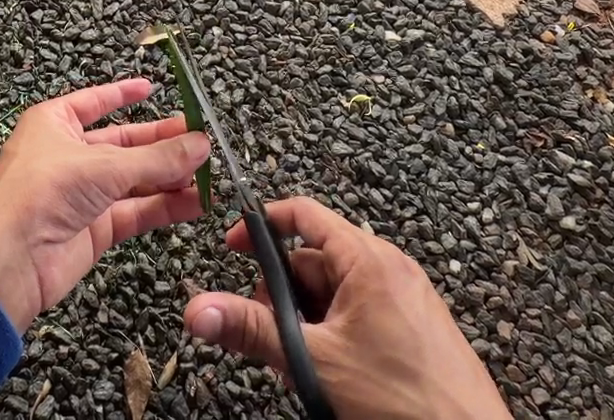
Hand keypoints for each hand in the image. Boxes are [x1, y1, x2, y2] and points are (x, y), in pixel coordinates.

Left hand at [0, 78, 211, 332]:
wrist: (9, 260)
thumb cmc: (40, 192)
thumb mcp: (102, 166)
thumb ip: (155, 159)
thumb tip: (200, 144)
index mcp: (54, 123)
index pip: (94, 101)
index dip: (122, 94)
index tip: (152, 87)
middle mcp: (68, 154)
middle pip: (122, 142)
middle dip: (160, 141)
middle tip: (201, 139)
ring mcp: (81, 193)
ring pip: (134, 179)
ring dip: (169, 176)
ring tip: (209, 172)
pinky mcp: (94, 228)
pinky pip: (136, 211)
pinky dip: (165, 206)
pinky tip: (196, 202)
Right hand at [184, 198, 509, 419]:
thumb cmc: (405, 403)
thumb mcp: (315, 362)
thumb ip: (252, 330)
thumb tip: (198, 309)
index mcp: (368, 259)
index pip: (303, 214)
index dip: (261, 223)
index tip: (232, 247)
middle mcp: (389, 268)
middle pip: (313, 259)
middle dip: (283, 294)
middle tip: (270, 333)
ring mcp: (405, 297)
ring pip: (334, 291)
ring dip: (307, 319)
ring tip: (303, 364)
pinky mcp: (415, 327)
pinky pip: (359, 312)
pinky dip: (333, 332)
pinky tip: (329, 371)